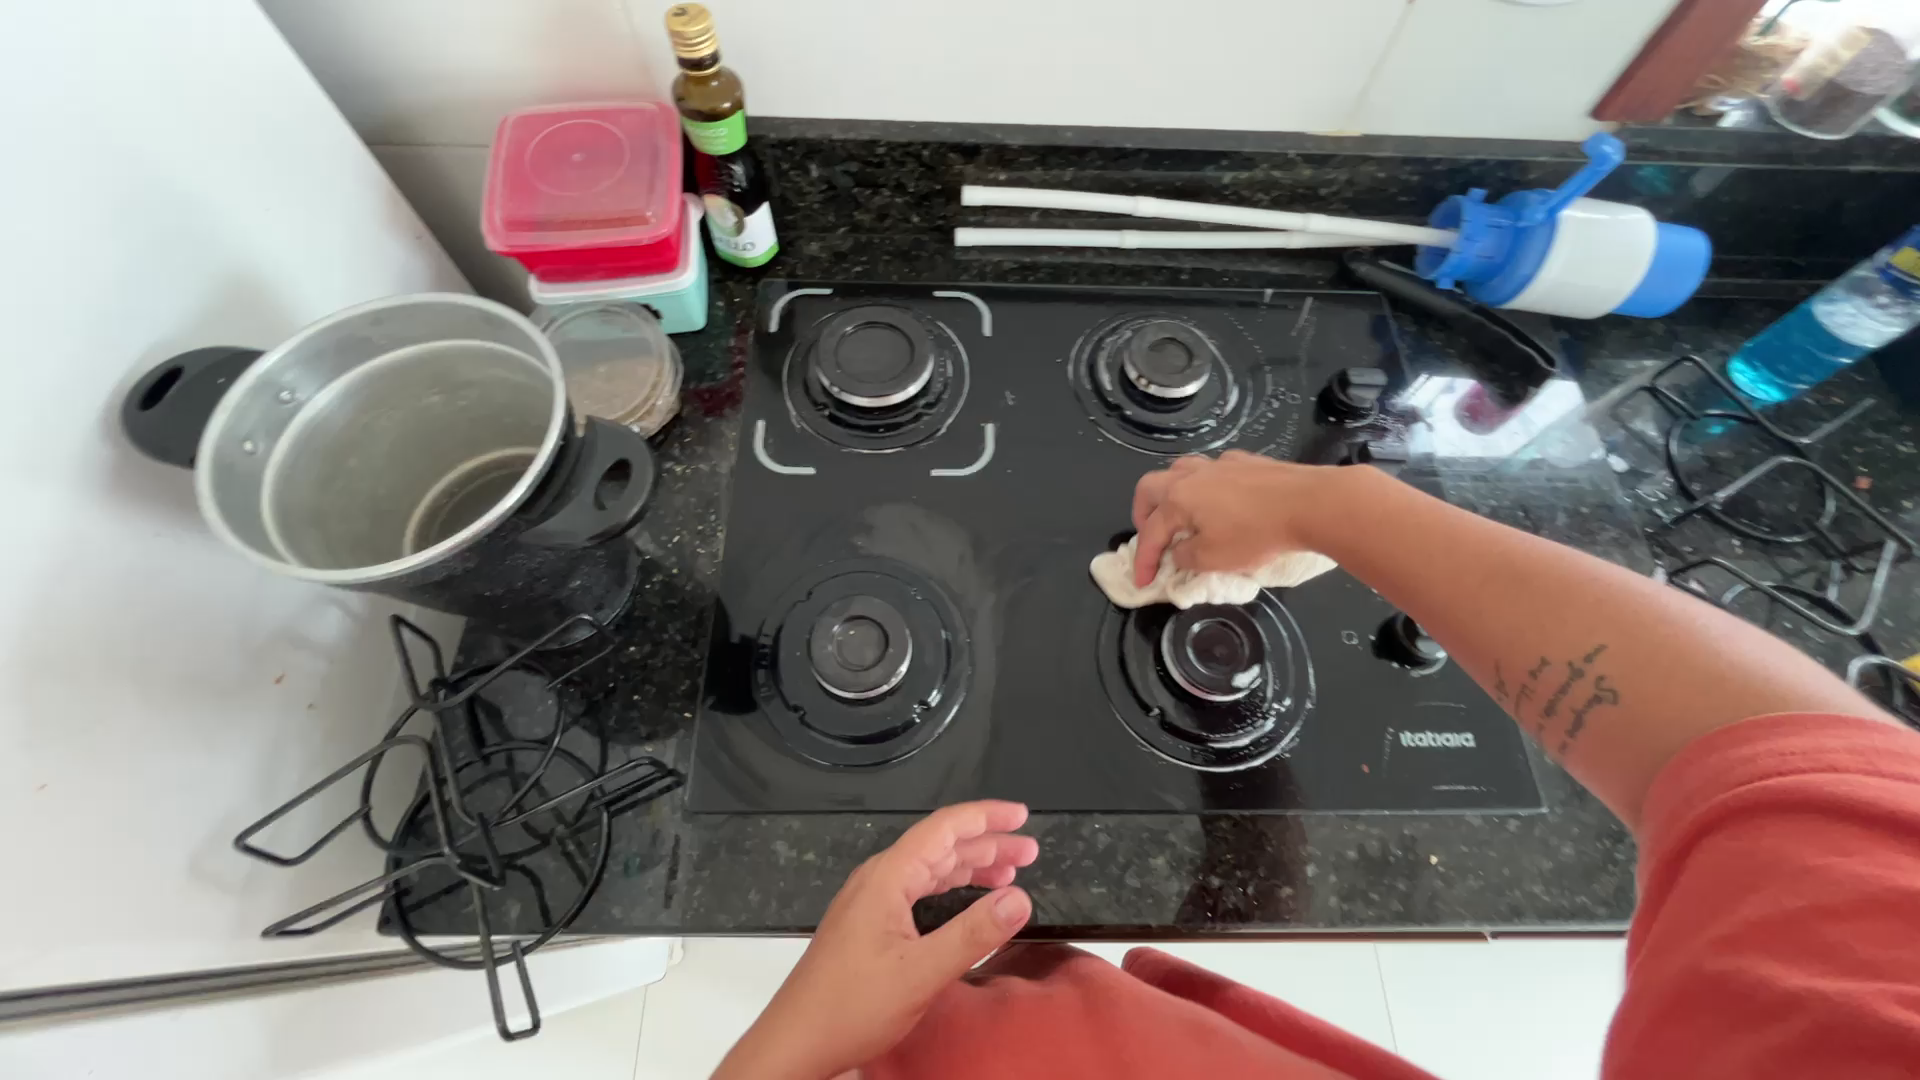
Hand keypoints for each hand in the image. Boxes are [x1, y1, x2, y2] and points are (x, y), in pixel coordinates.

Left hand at [714, 801, 1039, 1079]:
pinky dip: (952, 887)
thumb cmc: (849, 1006)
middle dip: (988, 843)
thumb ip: (972, 934)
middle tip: (1029, 849)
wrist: (794, 1044)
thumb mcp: (919, 973)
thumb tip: (1019, 899)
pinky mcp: (872, 921)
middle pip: (941, 844)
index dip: (986, 816)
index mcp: (889, 875)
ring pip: (931, 867)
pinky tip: (970, 899)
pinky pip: (920, 889)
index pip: (945, 827)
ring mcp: (874, 899)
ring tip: (1011, 871)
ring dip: (972, 865)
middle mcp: (880, 878)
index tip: (1021, 815)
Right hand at [1131, 451, 1338, 586]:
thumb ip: (1186, 557)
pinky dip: (1206, 485)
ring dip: (1171, 492)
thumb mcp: (1213, 559)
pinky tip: (1221, 500)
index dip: (1143, 561)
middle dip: (1143, 513)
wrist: (1310, 503)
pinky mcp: (1245, 461)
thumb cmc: (1257, 533)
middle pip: (1150, 487)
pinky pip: (1214, 469)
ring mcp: (1219, 464)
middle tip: (1151, 536)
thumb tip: (1179, 552)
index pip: (1150, 533)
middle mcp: (1191, 476)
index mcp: (1178, 499)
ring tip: (1180, 514)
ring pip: (1180, 470)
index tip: (1143, 582)